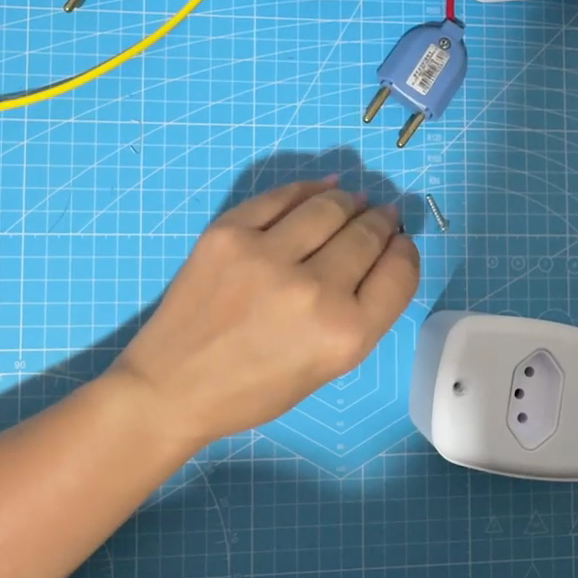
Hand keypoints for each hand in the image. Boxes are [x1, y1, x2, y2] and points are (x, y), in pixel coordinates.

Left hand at [110, 179, 420, 449]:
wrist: (173, 385)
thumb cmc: (254, 389)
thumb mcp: (326, 367)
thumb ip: (361, 313)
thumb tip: (381, 250)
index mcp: (345, 335)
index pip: (399, 272)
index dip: (405, 251)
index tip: (398, 243)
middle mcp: (314, 290)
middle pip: (367, 234)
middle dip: (380, 222)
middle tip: (379, 217)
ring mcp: (267, 256)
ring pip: (329, 206)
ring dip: (349, 200)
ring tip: (351, 202)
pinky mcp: (229, 233)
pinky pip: (282, 197)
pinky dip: (308, 189)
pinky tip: (321, 189)